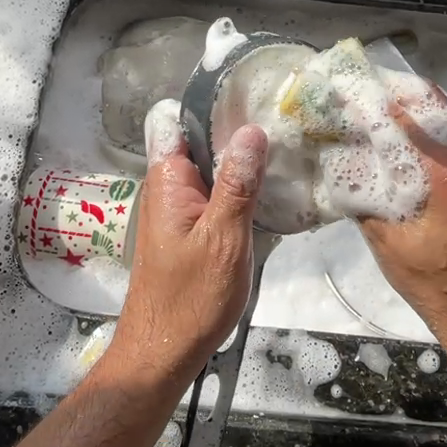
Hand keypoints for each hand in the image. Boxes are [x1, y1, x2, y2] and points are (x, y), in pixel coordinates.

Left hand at [107, 100, 268, 383]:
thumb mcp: (223, 238)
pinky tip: (267, 190)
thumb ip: (237, 184)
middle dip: (233, 132)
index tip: (250, 94)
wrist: (163, 353)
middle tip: (281, 122)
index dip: (209, 103)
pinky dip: (236, 188)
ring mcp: (176, 206)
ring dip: (239, 162)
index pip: (176, 119)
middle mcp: (166, 184)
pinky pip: (212, 192)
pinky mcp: (187, 227)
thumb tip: (251, 130)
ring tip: (282, 151)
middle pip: (198, 140)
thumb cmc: (191, 297)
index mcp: (167, 178)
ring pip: (208, 167)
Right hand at [357, 84, 446, 340]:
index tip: (346, 95)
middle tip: (361, 94)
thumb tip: (341, 163)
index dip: (371, 104)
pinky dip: (430, 124)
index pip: (402, 118)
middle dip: (395, 94)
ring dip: (414, 106)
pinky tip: (404, 135)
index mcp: (445, 171)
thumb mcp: (387, 242)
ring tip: (379, 108)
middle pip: (430, 103)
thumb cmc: (436, 282)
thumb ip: (363, 198)